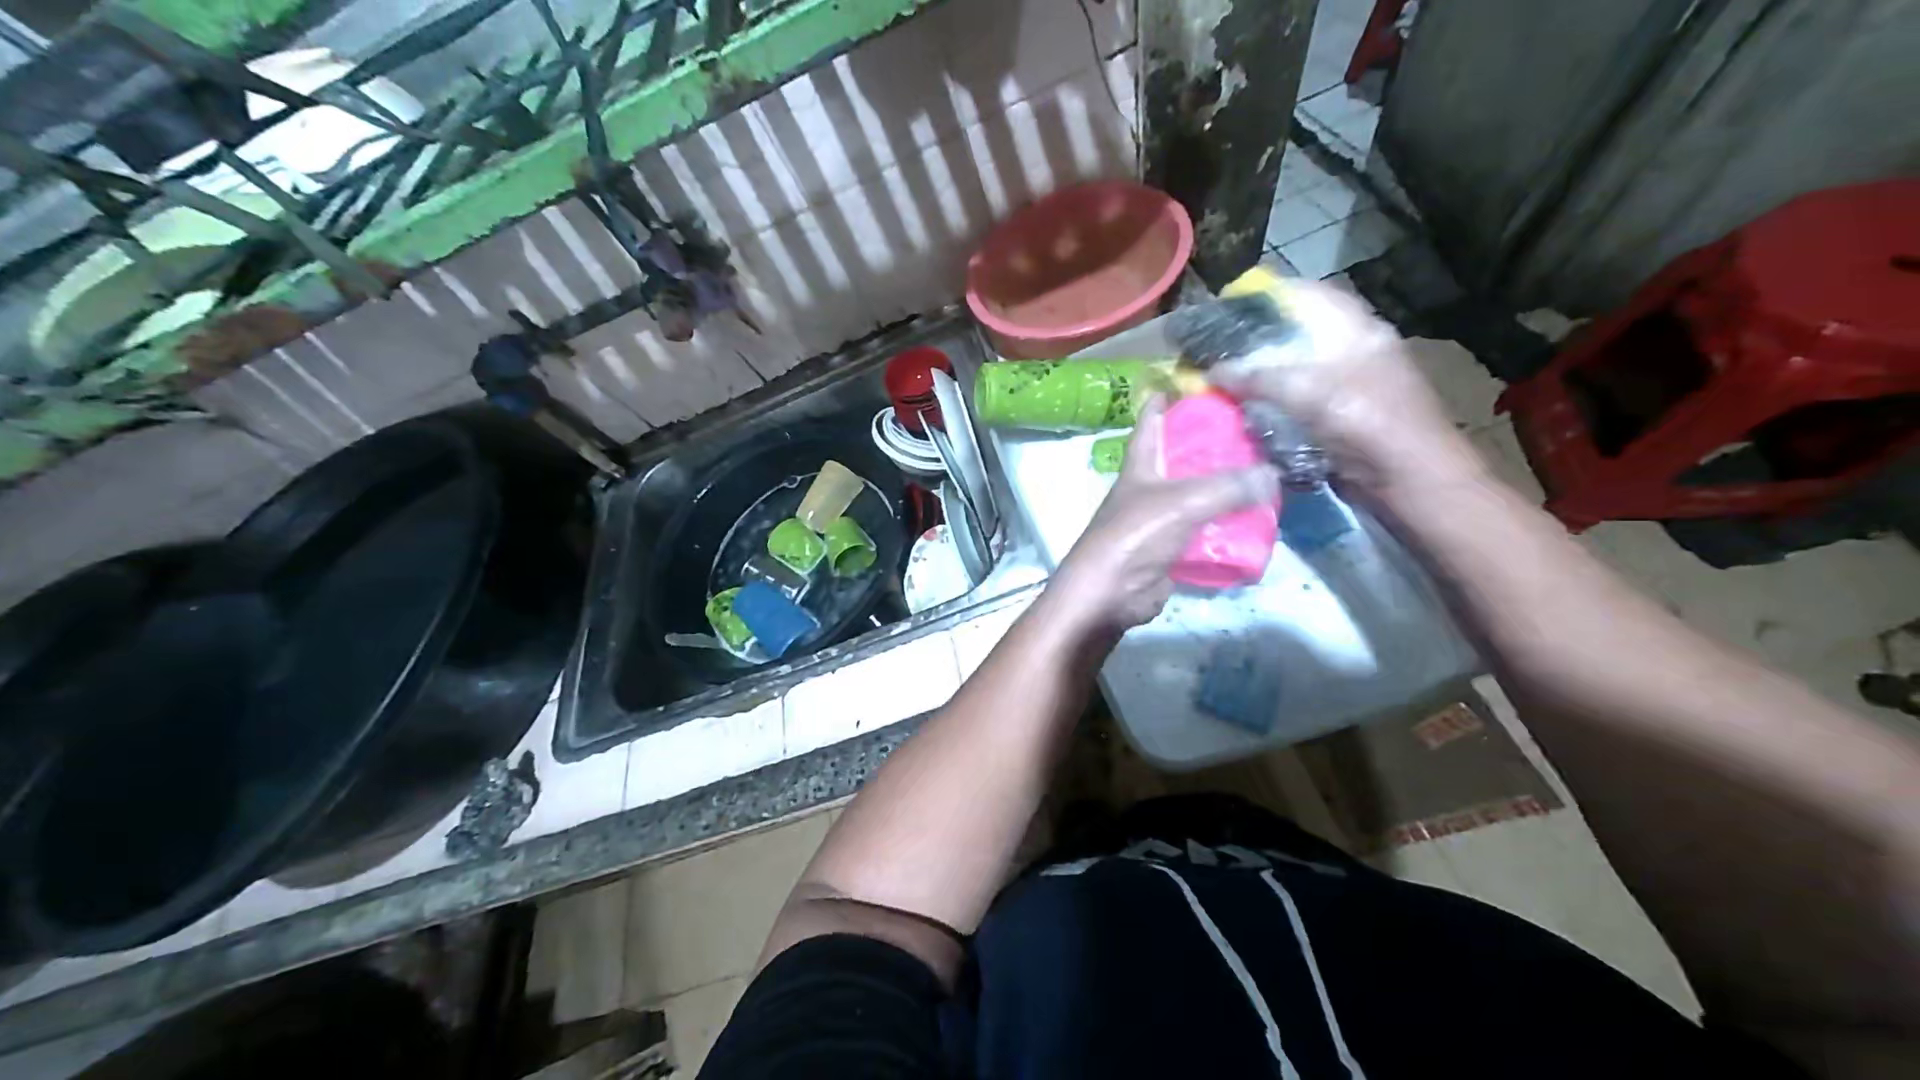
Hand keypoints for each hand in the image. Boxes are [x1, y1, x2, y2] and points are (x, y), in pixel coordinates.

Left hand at [1048, 397, 1279, 632]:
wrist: (1110, 594)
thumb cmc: (1135, 536)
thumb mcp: (1183, 503)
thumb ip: (1228, 487)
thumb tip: (1273, 473)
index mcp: (1140, 466)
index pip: (1149, 422)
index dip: (1165, 400)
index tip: (1193, 384)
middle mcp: (1147, 488)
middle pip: (1180, 459)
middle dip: (1211, 446)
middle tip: (1253, 431)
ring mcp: (1158, 521)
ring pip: (1196, 497)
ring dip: (1224, 489)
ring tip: (1265, 474)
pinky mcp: (1169, 550)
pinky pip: (1203, 532)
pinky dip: (1225, 527)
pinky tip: (1255, 521)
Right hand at [1204, 281, 1481, 493]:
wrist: (1411, 480)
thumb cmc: (1369, 426)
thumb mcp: (1310, 393)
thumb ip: (1259, 378)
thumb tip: (1213, 372)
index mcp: (1356, 329)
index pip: (1307, 295)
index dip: (1266, 296)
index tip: (1225, 308)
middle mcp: (1352, 349)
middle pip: (1295, 332)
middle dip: (1254, 340)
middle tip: (1213, 350)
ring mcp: (1346, 384)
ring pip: (1292, 368)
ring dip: (1259, 375)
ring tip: (1220, 379)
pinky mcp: (1338, 416)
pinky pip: (1295, 400)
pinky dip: (1269, 402)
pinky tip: (1243, 410)